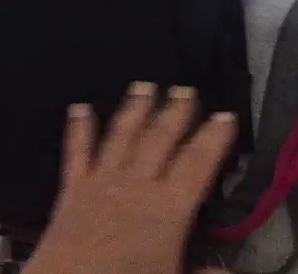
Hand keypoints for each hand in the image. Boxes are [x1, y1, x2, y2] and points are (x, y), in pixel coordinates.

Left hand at [23, 81, 237, 273]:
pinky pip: (76, 153)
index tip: (226, 114)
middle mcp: (135, 187)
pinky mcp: (71, 191)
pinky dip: (79, 128)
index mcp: (166, 212)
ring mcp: (101, 184)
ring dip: (135, 110)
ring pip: (122, 136)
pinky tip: (79, 107)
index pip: (196, 166)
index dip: (213, 140)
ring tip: (144, 85)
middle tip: (185, 88)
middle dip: (174, 113)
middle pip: (159, 140)